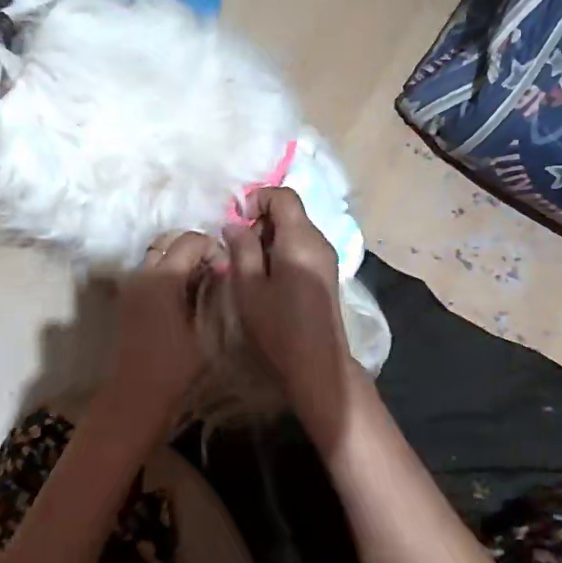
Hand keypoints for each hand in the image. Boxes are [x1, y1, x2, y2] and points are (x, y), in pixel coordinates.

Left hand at [94, 232, 218, 440]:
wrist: (137, 392)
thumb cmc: (176, 366)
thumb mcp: (206, 329)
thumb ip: (215, 292)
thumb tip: (222, 269)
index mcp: (163, 278)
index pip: (191, 240)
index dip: (213, 248)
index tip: (226, 271)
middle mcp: (142, 274)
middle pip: (169, 240)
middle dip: (194, 248)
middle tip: (214, 271)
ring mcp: (131, 285)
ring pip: (156, 254)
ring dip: (179, 258)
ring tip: (200, 283)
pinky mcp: (127, 298)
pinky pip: (148, 270)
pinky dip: (167, 270)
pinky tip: (183, 295)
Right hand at [223, 188, 355, 421]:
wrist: (317, 366)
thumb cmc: (278, 327)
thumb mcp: (249, 287)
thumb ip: (241, 249)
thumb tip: (235, 224)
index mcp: (301, 240)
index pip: (284, 196)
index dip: (257, 199)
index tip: (235, 220)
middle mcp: (319, 242)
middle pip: (290, 212)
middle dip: (260, 220)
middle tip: (237, 248)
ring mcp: (326, 258)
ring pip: (295, 230)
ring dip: (269, 237)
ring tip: (248, 265)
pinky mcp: (326, 274)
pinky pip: (301, 247)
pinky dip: (281, 251)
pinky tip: (266, 277)